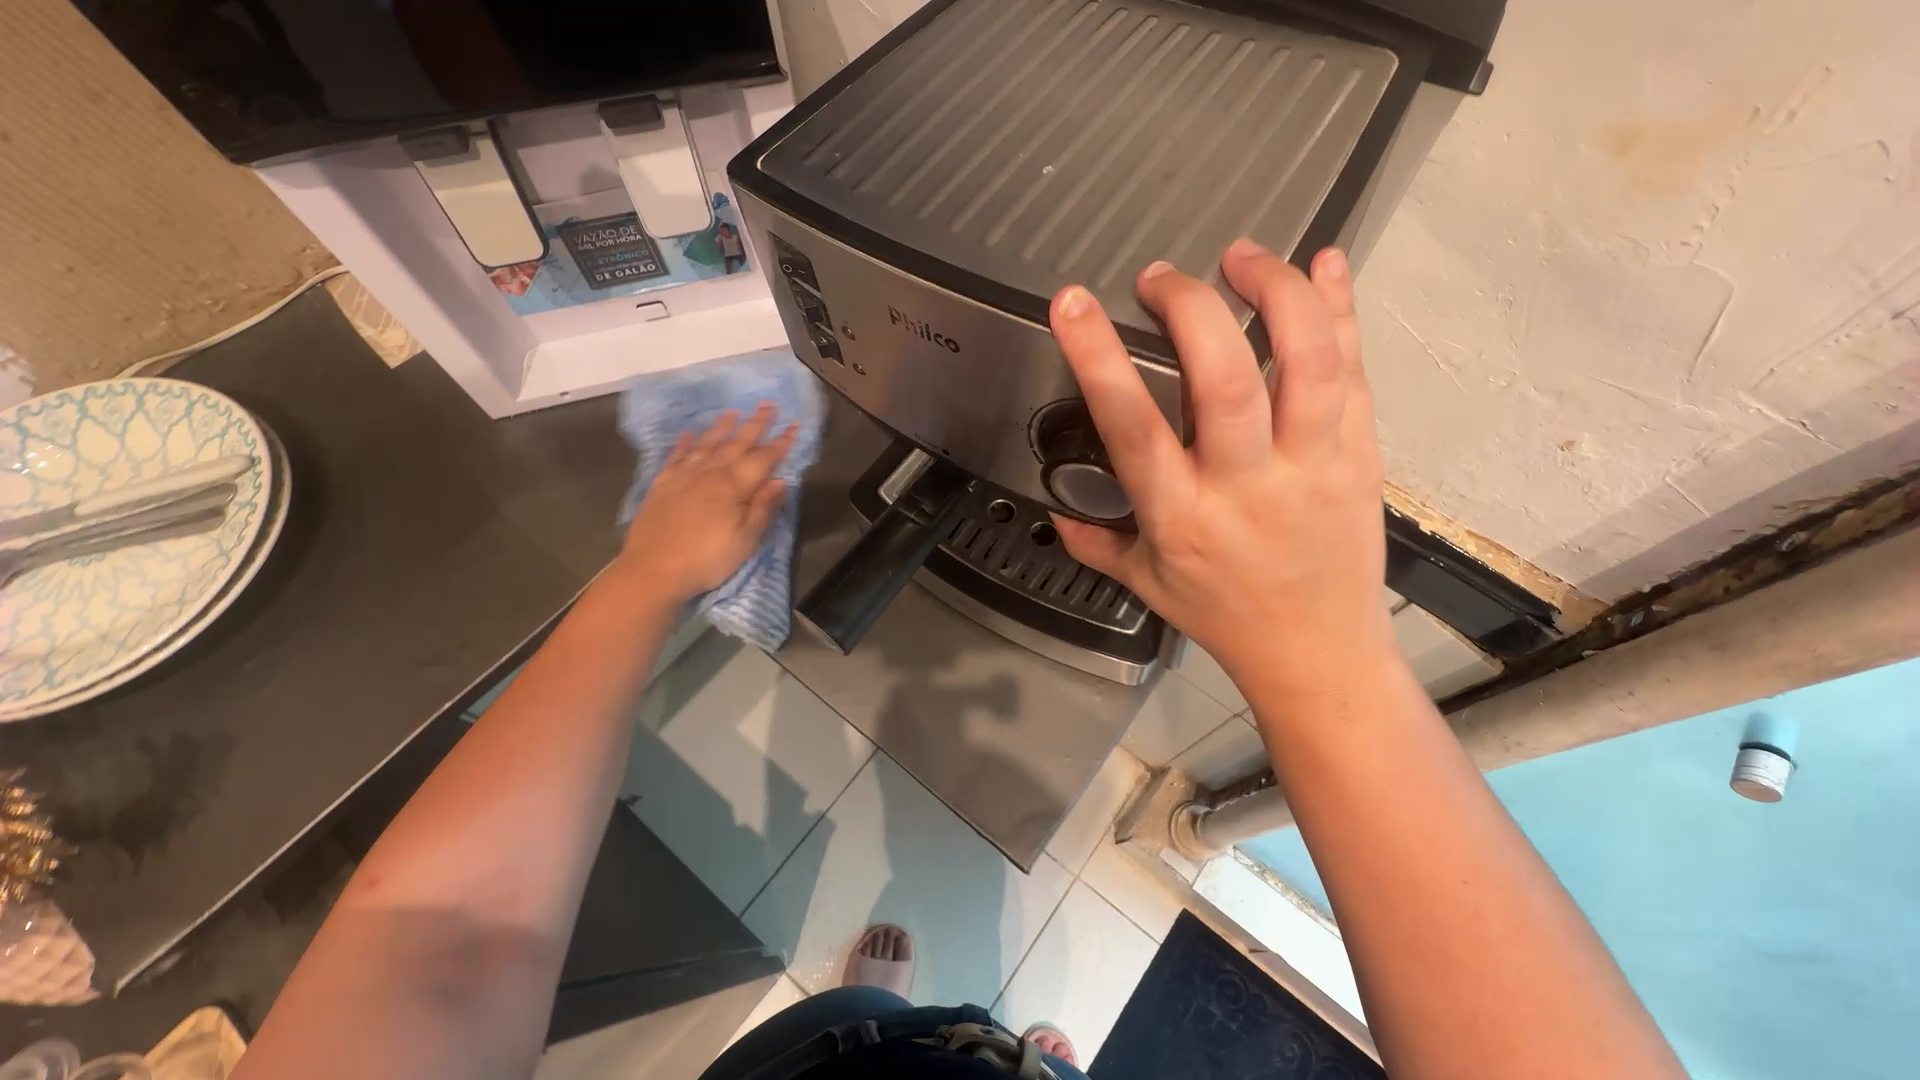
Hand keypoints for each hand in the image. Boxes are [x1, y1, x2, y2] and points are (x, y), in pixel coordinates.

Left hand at [618, 404, 796, 605]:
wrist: (654, 569)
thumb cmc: (707, 559)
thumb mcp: (746, 540)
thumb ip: (763, 508)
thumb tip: (780, 481)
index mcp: (733, 487)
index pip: (763, 459)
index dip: (780, 443)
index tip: (793, 426)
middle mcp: (709, 474)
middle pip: (736, 444)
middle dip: (754, 424)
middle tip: (767, 405)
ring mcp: (683, 477)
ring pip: (706, 445)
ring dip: (721, 427)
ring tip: (732, 413)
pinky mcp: (662, 486)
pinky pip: (675, 457)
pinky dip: (683, 444)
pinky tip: (688, 435)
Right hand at [1046, 241, 1395, 692]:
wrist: (1318, 652)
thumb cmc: (1224, 615)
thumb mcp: (1146, 584)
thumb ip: (1094, 543)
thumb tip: (1054, 508)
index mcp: (1181, 516)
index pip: (1133, 427)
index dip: (1099, 358)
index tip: (1072, 304)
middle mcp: (1246, 486)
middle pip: (1224, 379)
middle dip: (1191, 307)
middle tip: (1163, 278)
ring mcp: (1313, 466)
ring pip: (1307, 362)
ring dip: (1276, 291)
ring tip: (1243, 256)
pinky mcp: (1362, 456)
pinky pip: (1356, 371)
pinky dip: (1342, 308)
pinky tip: (1326, 264)